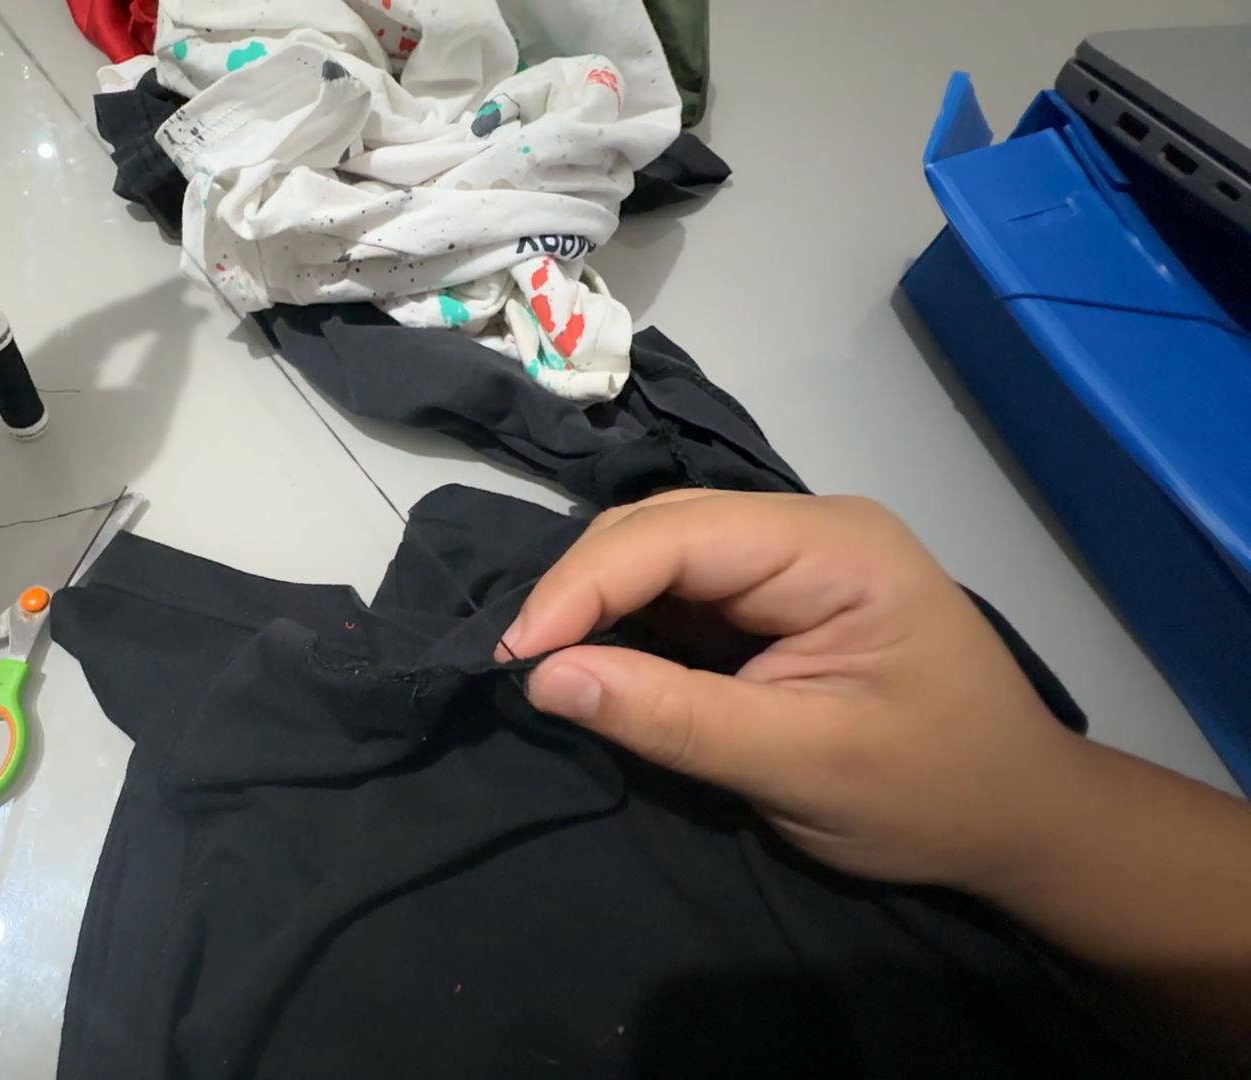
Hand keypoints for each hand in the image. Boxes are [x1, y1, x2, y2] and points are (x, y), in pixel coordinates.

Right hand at [499, 490, 1097, 894]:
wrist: (1014, 820)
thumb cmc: (931, 793)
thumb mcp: (799, 765)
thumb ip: (668, 717)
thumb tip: (544, 678)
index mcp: (830, 548)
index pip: (675, 536)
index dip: (583, 585)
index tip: (518, 652)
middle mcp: (795, 529)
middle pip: (651, 528)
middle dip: (579, 589)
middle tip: (526, 661)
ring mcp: (772, 555)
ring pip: (644, 548)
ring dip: (588, 600)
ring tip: (548, 657)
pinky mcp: (750, 590)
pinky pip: (658, 584)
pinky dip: (612, 616)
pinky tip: (590, 650)